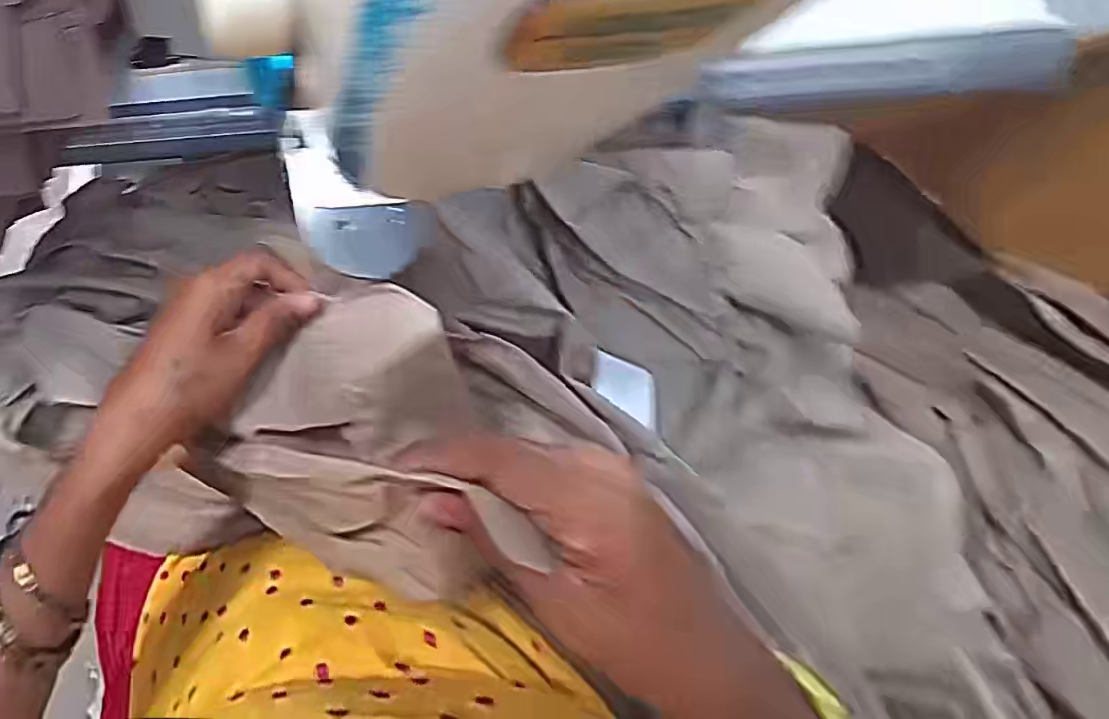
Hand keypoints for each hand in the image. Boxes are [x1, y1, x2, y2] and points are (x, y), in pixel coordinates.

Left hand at [83, 250, 324, 476]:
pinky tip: (252, 347)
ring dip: (261, 309)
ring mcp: (184, 304)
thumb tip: (310, 298)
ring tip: (285, 337)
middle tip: (304, 323)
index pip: (259, 260)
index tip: (313, 305)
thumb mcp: (241, 354)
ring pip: (232, 293)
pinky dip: (241, 320)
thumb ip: (275, 321)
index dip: (290, 277)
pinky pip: (218, 309)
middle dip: (277, 293)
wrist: (138, 415)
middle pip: (245, 274)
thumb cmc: (193, 386)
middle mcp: (195, 285)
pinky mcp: (179, 324)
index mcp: (211, 284)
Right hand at [401, 437, 814, 718]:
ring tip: (437, 485)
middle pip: (506, 448)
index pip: (498, 458)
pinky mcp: (610, 474)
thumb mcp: (557, 604)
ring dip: (477, 465)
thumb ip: (491, 540)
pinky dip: (505, 472)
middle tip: (410, 480)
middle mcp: (601, 467)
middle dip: (453, 460)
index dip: (441, 455)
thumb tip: (429, 500)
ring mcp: (609, 466)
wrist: (722, 669)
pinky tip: (485, 491)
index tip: (395, 465)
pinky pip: (541, 459)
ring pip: (520, 449)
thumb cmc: (639, 647)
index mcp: (592, 501)